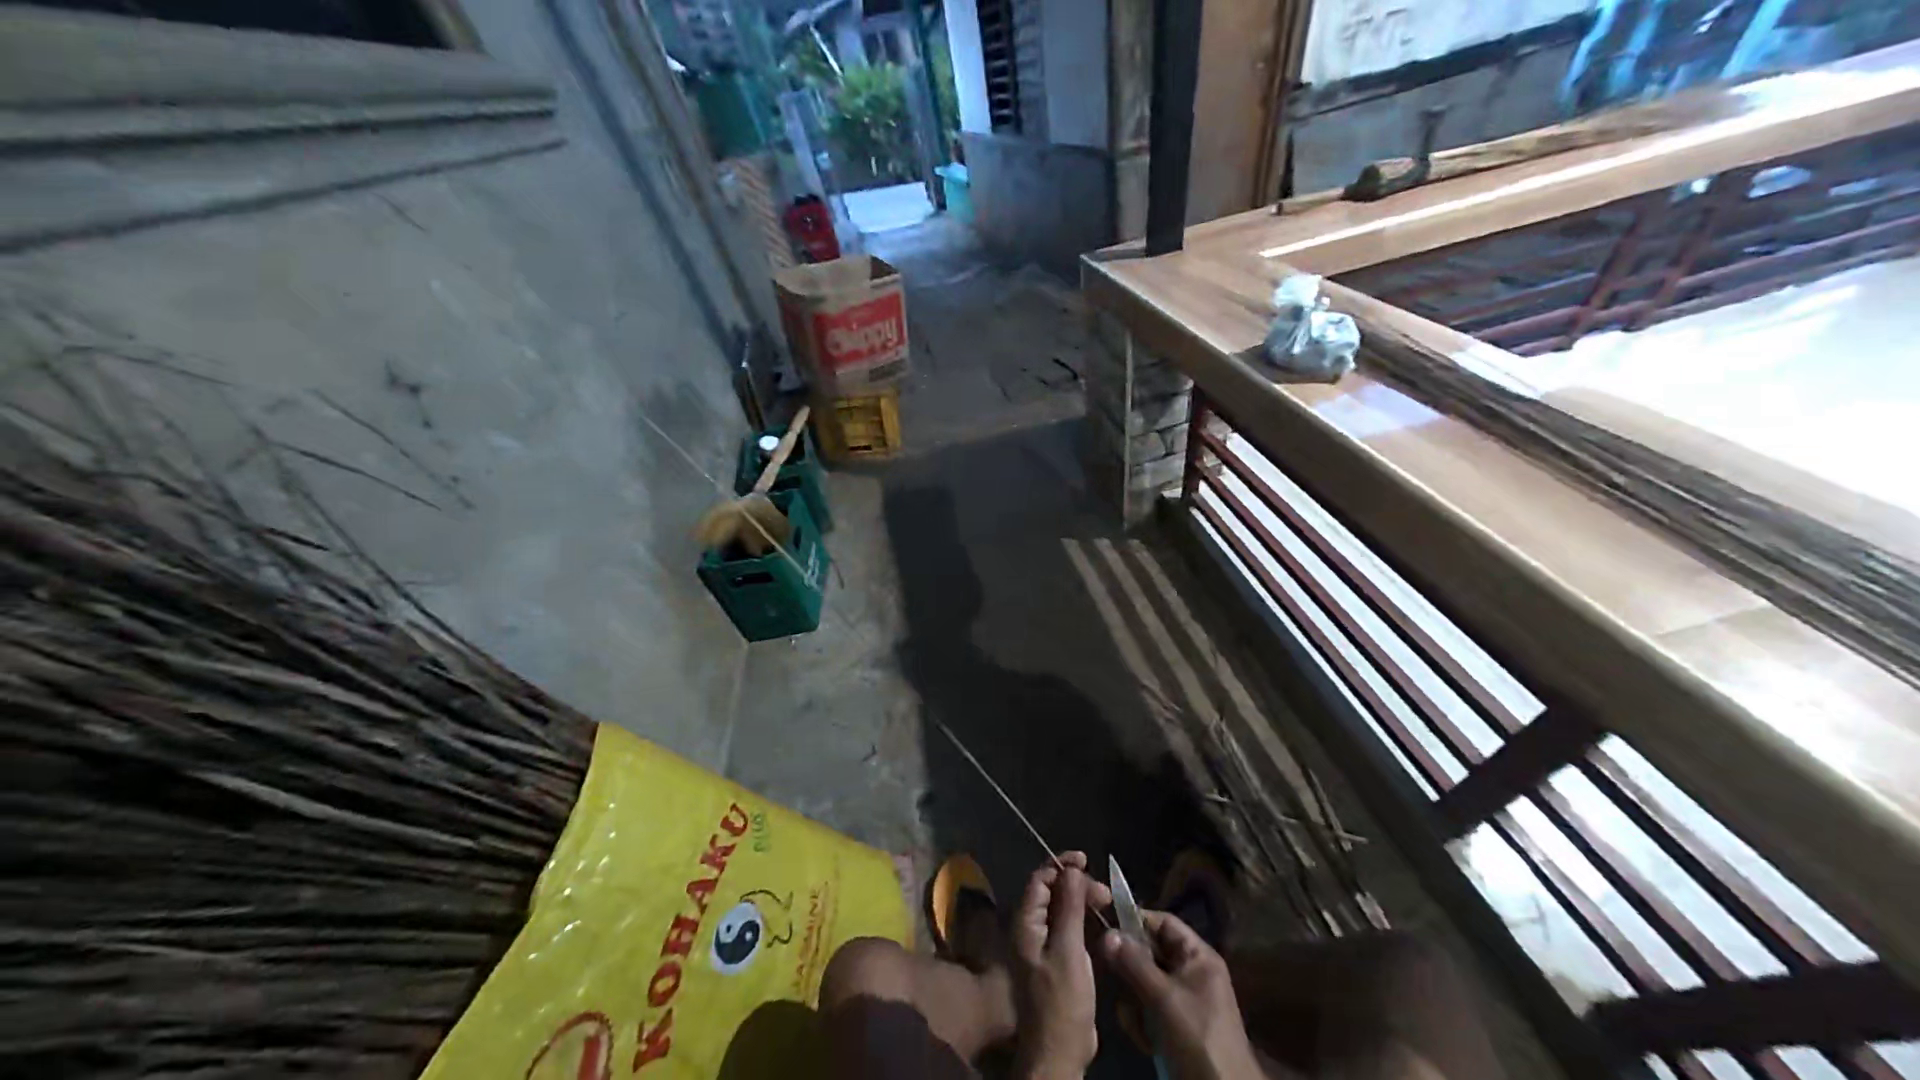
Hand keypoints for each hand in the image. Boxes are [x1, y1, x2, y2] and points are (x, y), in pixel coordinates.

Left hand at [1010, 852, 1110, 1079]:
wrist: (1060, 1051)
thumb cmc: (1062, 1000)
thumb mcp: (1069, 950)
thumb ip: (1069, 907)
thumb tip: (1072, 870)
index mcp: (1026, 923)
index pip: (1039, 880)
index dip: (1061, 865)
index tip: (1086, 860)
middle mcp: (1031, 930)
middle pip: (1051, 893)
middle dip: (1076, 885)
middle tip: (1104, 893)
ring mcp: (1043, 946)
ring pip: (1061, 910)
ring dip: (1082, 902)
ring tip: (1106, 904)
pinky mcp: (1057, 961)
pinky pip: (1068, 929)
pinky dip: (1084, 921)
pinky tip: (1102, 923)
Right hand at [1099, 910, 1262, 1079]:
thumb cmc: (1197, 1040)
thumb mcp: (1163, 998)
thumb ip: (1133, 963)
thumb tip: (1106, 932)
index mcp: (1197, 957)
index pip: (1162, 922)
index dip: (1135, 920)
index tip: (1105, 926)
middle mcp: (1190, 973)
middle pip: (1149, 953)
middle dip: (1132, 970)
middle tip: (1115, 979)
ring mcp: (1182, 1002)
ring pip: (1143, 983)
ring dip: (1135, 1002)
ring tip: (1139, 1023)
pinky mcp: (1174, 1027)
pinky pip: (1148, 1010)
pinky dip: (1142, 1023)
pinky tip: (1146, 1042)